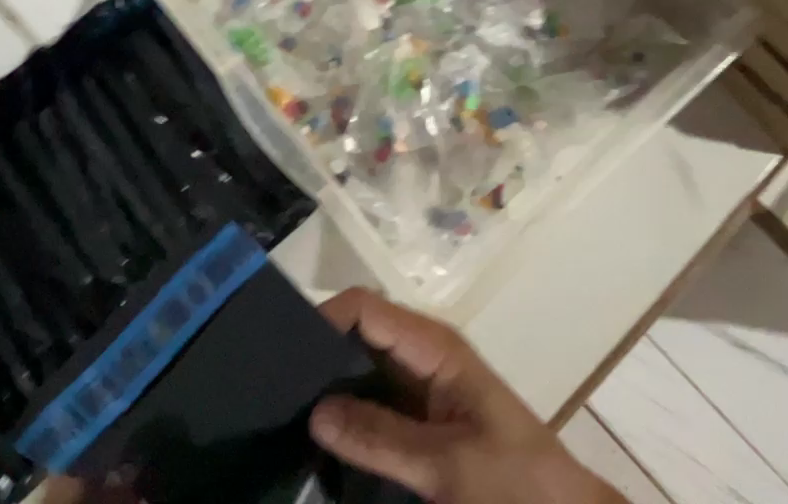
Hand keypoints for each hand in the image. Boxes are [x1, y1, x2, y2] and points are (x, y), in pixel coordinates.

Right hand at [310, 288, 627, 503]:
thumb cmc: (516, 480)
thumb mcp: (449, 465)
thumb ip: (382, 437)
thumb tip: (315, 410)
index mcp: (434, 346)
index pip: (364, 307)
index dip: (322, 319)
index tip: (280, 354)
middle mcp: (421, 354)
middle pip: (356, 332)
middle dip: (316, 352)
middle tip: (271, 386)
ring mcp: (418, 385)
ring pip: (357, 367)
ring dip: (325, 386)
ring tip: (281, 409)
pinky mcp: (416, 417)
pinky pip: (368, 401)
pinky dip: (342, 413)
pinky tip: (313, 434)